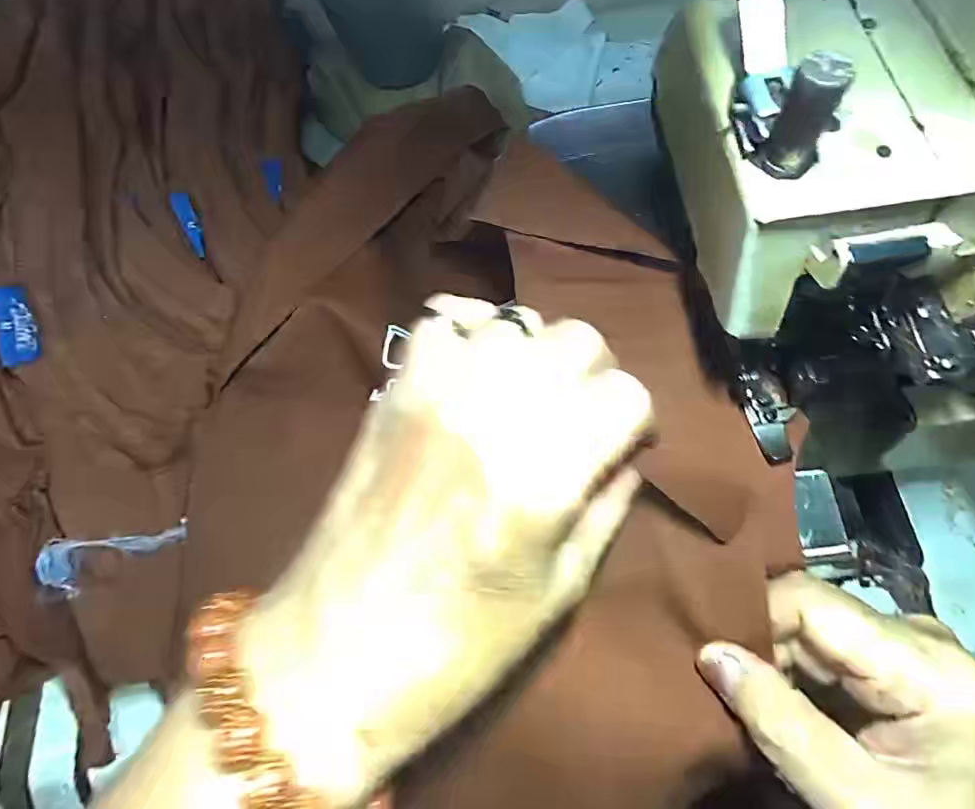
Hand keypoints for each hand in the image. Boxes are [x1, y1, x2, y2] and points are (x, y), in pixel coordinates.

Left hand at [238, 296, 652, 804]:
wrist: (337, 653)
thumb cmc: (462, 644)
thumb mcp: (561, 589)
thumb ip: (606, 508)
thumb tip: (626, 455)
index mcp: (550, 471)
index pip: (627, 394)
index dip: (637, 420)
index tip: (626, 443)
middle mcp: (500, 410)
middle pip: (579, 338)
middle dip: (596, 373)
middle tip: (582, 412)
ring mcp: (441, 389)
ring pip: (517, 321)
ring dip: (537, 350)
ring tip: (529, 390)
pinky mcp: (396, 388)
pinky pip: (441, 322)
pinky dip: (467, 332)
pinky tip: (473, 367)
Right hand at [697, 573, 974, 808]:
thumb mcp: (854, 801)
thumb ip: (781, 724)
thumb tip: (711, 653)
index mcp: (927, 662)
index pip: (811, 601)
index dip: (754, 618)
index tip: (711, 657)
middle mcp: (922, 638)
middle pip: (813, 614)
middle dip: (763, 646)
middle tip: (719, 682)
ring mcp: (915, 654)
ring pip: (815, 633)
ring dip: (775, 664)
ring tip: (741, 696)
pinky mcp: (903, 675)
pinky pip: (831, 657)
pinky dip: (797, 680)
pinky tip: (775, 704)